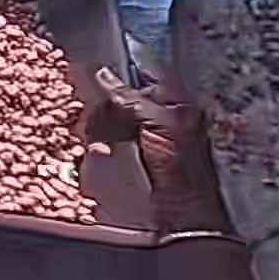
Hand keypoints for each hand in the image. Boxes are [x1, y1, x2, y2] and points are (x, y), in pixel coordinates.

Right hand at [84, 66, 233, 235]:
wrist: (183, 212)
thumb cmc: (182, 168)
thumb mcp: (158, 124)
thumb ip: (130, 98)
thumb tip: (105, 75)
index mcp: (178, 103)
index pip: (151, 72)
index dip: (128, 67)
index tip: (102, 67)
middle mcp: (166, 116)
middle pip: (128, 95)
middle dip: (108, 104)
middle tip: (95, 115)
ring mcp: (151, 136)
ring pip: (117, 116)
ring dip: (102, 124)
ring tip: (96, 138)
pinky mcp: (139, 153)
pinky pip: (114, 136)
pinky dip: (104, 140)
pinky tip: (101, 149)